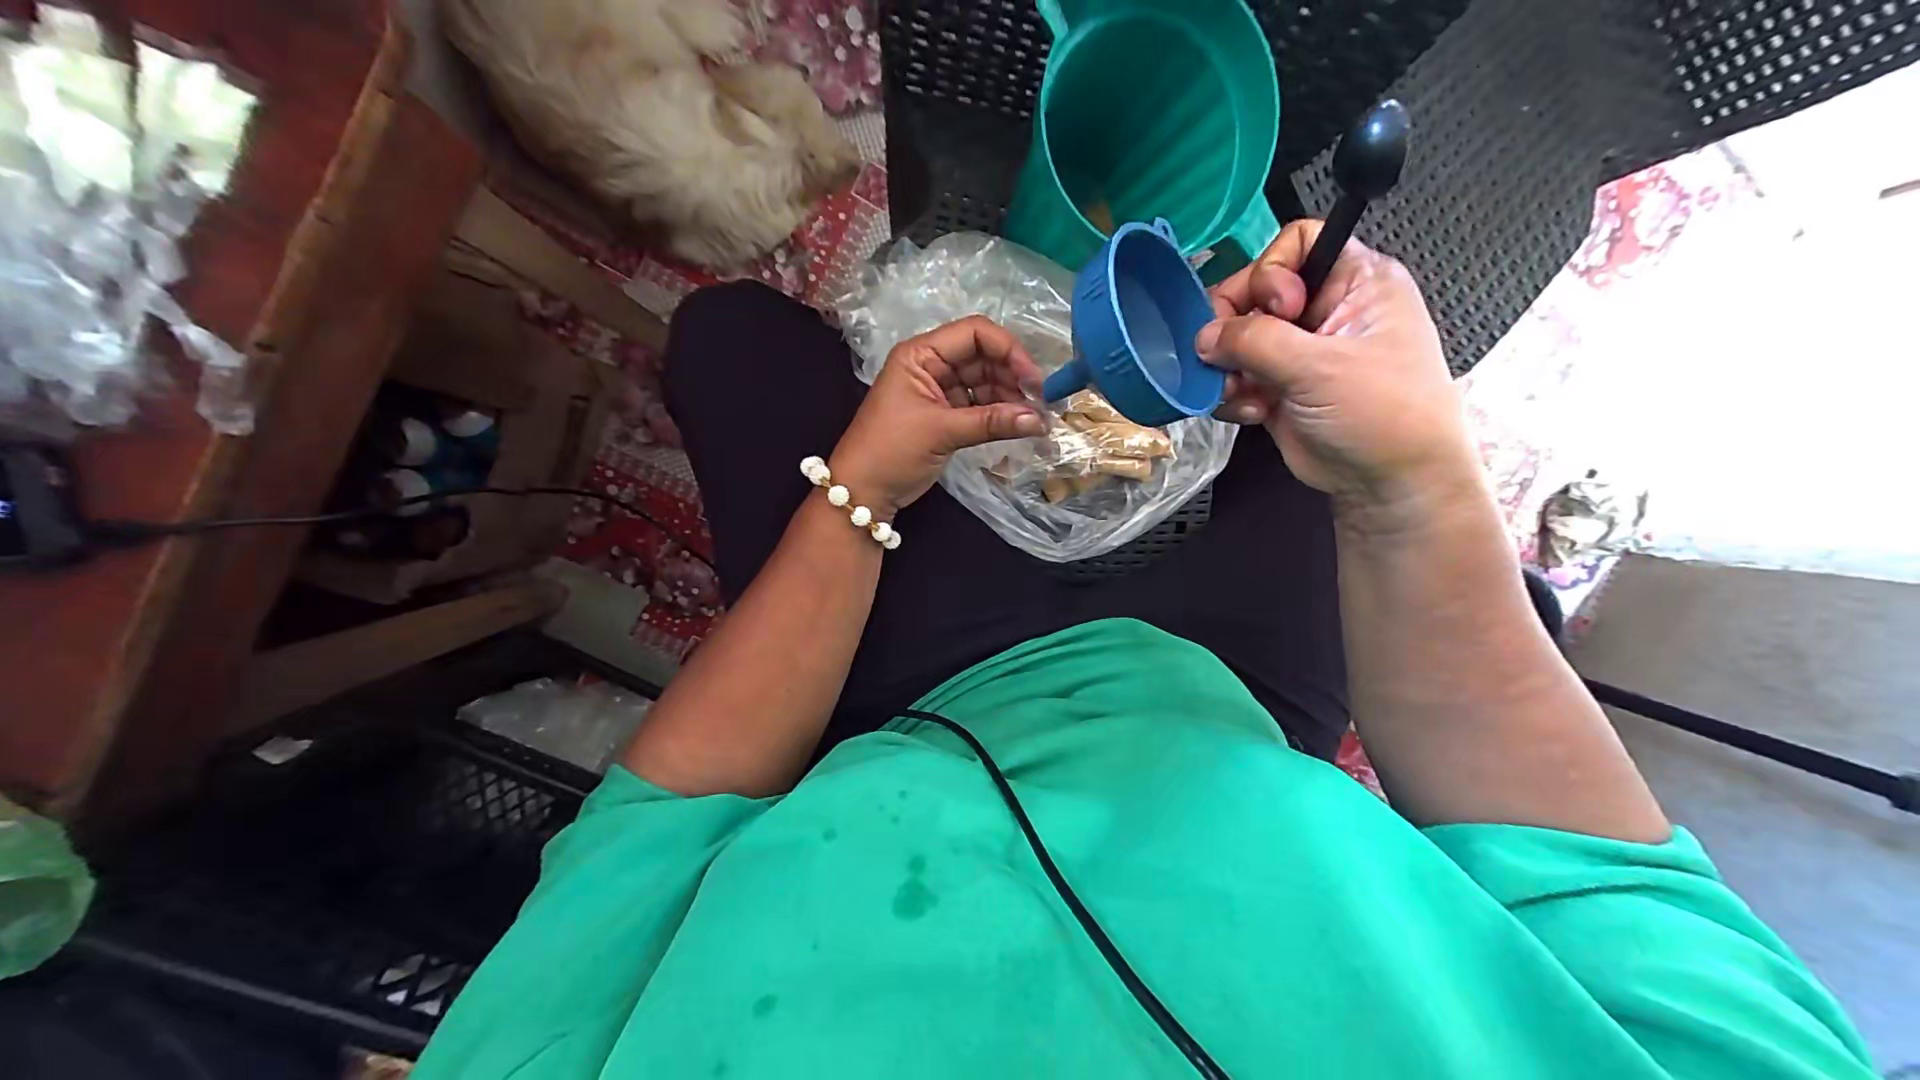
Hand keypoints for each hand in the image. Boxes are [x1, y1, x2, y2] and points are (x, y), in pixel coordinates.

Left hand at [830, 315, 1045, 516]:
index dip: (1009, 350)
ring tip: (1034, 419)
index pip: (975, 333)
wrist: (862, 491)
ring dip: (1010, 397)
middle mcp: (932, 365)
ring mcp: (939, 390)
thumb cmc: (891, 451)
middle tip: (1040, 404)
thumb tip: (1040, 420)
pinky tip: (1020, 424)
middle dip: (1013, 376)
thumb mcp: (941, 431)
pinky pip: (980, 405)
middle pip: (984, 356)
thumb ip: (992, 422)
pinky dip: (1000, 413)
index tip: (1033, 380)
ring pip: (985, 382)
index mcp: (921, 354)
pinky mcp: (946, 415)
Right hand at [1197, 219, 1480, 523]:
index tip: (1275, 310)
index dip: (1273, 272)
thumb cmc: (1381, 411)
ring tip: (1242, 393)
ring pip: (1236, 339)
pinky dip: (1232, 394)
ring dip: (1228, 368)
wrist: (1387, 482)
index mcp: (1354, 282)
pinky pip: (1234, 376)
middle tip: (1232, 357)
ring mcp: (1296, 351)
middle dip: (1235, 328)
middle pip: (1254, 294)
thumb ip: (1255, 341)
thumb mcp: (1320, 365)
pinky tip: (1251, 412)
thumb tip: (1203, 336)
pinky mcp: (1276, 388)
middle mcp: (1322, 310)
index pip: (1297, 243)